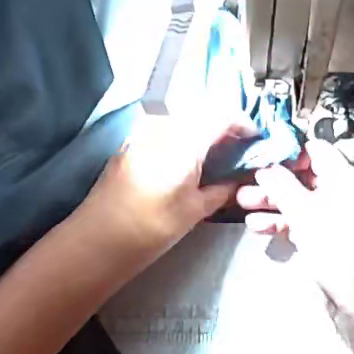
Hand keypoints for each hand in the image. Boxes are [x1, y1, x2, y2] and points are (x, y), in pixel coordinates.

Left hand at [69, 112, 250, 269]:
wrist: (98, 239)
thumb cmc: (150, 228)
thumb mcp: (195, 210)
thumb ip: (222, 189)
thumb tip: (238, 179)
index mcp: (183, 140)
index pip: (222, 115)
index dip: (243, 124)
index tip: (255, 139)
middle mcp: (162, 128)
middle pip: (202, 114)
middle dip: (223, 128)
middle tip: (238, 150)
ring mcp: (141, 134)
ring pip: (181, 122)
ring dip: (201, 132)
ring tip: (214, 158)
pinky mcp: (128, 145)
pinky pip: (162, 132)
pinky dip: (180, 140)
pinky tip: (185, 163)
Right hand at [235, 139, 353, 317]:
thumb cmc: (332, 244)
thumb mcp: (301, 209)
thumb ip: (280, 183)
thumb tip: (264, 166)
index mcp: (344, 177)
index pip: (315, 149)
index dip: (287, 150)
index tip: (260, 155)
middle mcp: (340, 191)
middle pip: (301, 175)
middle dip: (271, 180)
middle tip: (244, 180)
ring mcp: (331, 214)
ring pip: (296, 199)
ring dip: (269, 200)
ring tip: (241, 201)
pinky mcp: (323, 234)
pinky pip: (298, 219)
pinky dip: (278, 221)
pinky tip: (255, 226)